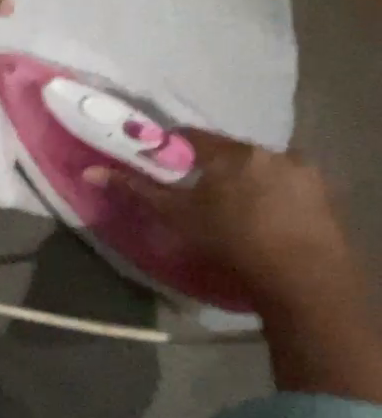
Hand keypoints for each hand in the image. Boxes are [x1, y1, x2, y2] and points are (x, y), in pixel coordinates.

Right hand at [89, 130, 353, 304]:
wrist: (306, 282)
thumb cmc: (232, 240)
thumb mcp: (176, 214)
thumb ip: (135, 187)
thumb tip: (89, 170)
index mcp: (233, 152)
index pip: (189, 135)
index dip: (169, 147)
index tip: (160, 164)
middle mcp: (272, 154)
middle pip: (226, 150)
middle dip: (208, 164)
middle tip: (193, 188)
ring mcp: (306, 175)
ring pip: (257, 167)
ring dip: (240, 178)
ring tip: (226, 204)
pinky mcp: (326, 197)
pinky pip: (284, 183)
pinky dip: (267, 191)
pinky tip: (258, 214)